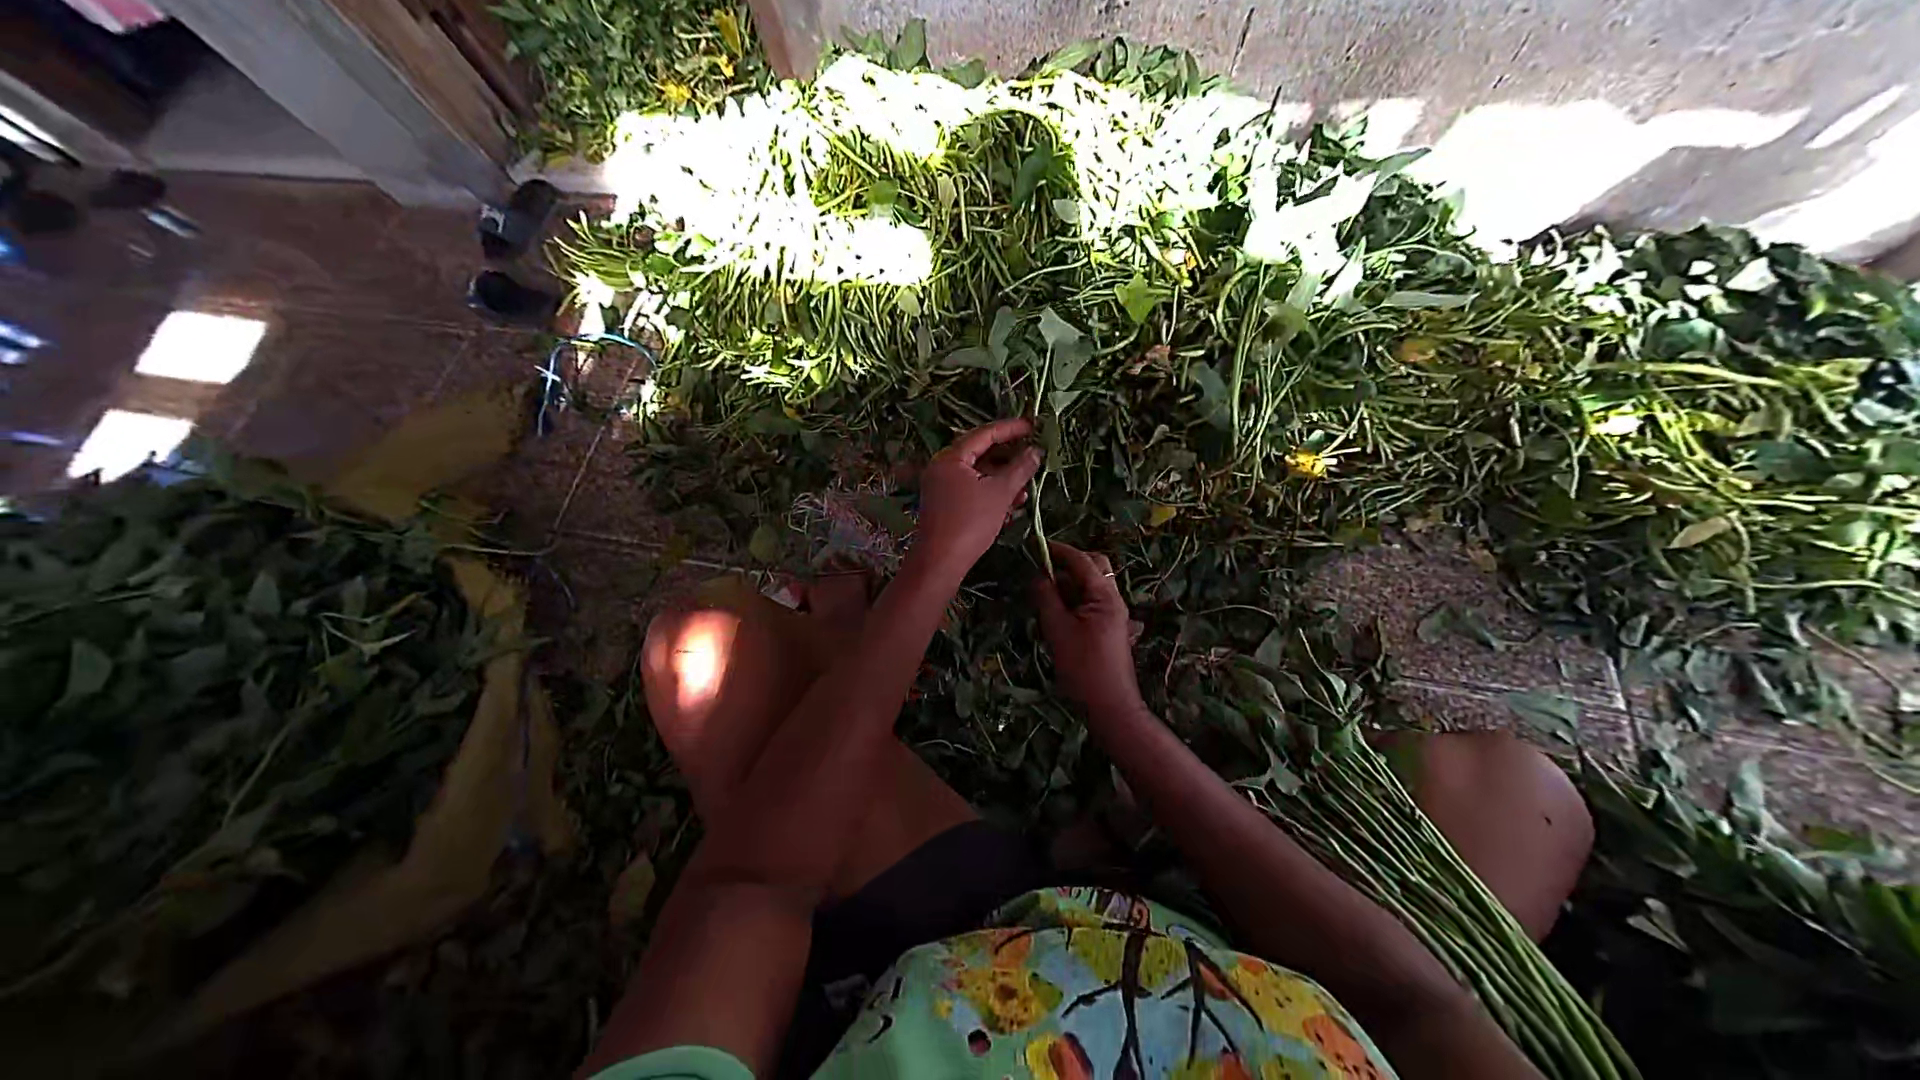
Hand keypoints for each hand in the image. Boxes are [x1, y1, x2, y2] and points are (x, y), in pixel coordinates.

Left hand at [914, 418, 1043, 575]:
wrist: (940, 562)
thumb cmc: (969, 523)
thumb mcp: (1000, 493)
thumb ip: (1020, 469)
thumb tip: (1036, 452)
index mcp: (951, 458)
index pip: (985, 434)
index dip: (1012, 429)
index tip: (1034, 426)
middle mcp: (942, 467)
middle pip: (981, 453)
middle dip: (1010, 458)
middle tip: (1034, 457)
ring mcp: (942, 487)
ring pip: (979, 474)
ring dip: (1004, 480)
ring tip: (1026, 490)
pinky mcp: (945, 505)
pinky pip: (972, 490)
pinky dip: (992, 493)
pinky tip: (1011, 505)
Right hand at [1032, 542, 1144, 718]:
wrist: (1109, 705)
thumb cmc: (1083, 667)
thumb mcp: (1058, 629)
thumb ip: (1047, 597)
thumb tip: (1038, 575)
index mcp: (1105, 596)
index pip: (1081, 560)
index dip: (1058, 550)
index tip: (1035, 544)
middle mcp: (1113, 599)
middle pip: (1093, 568)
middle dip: (1068, 564)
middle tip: (1041, 569)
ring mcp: (1113, 614)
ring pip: (1090, 586)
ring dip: (1068, 584)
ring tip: (1042, 594)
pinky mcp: (1108, 628)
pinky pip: (1090, 603)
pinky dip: (1073, 601)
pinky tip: (1054, 613)